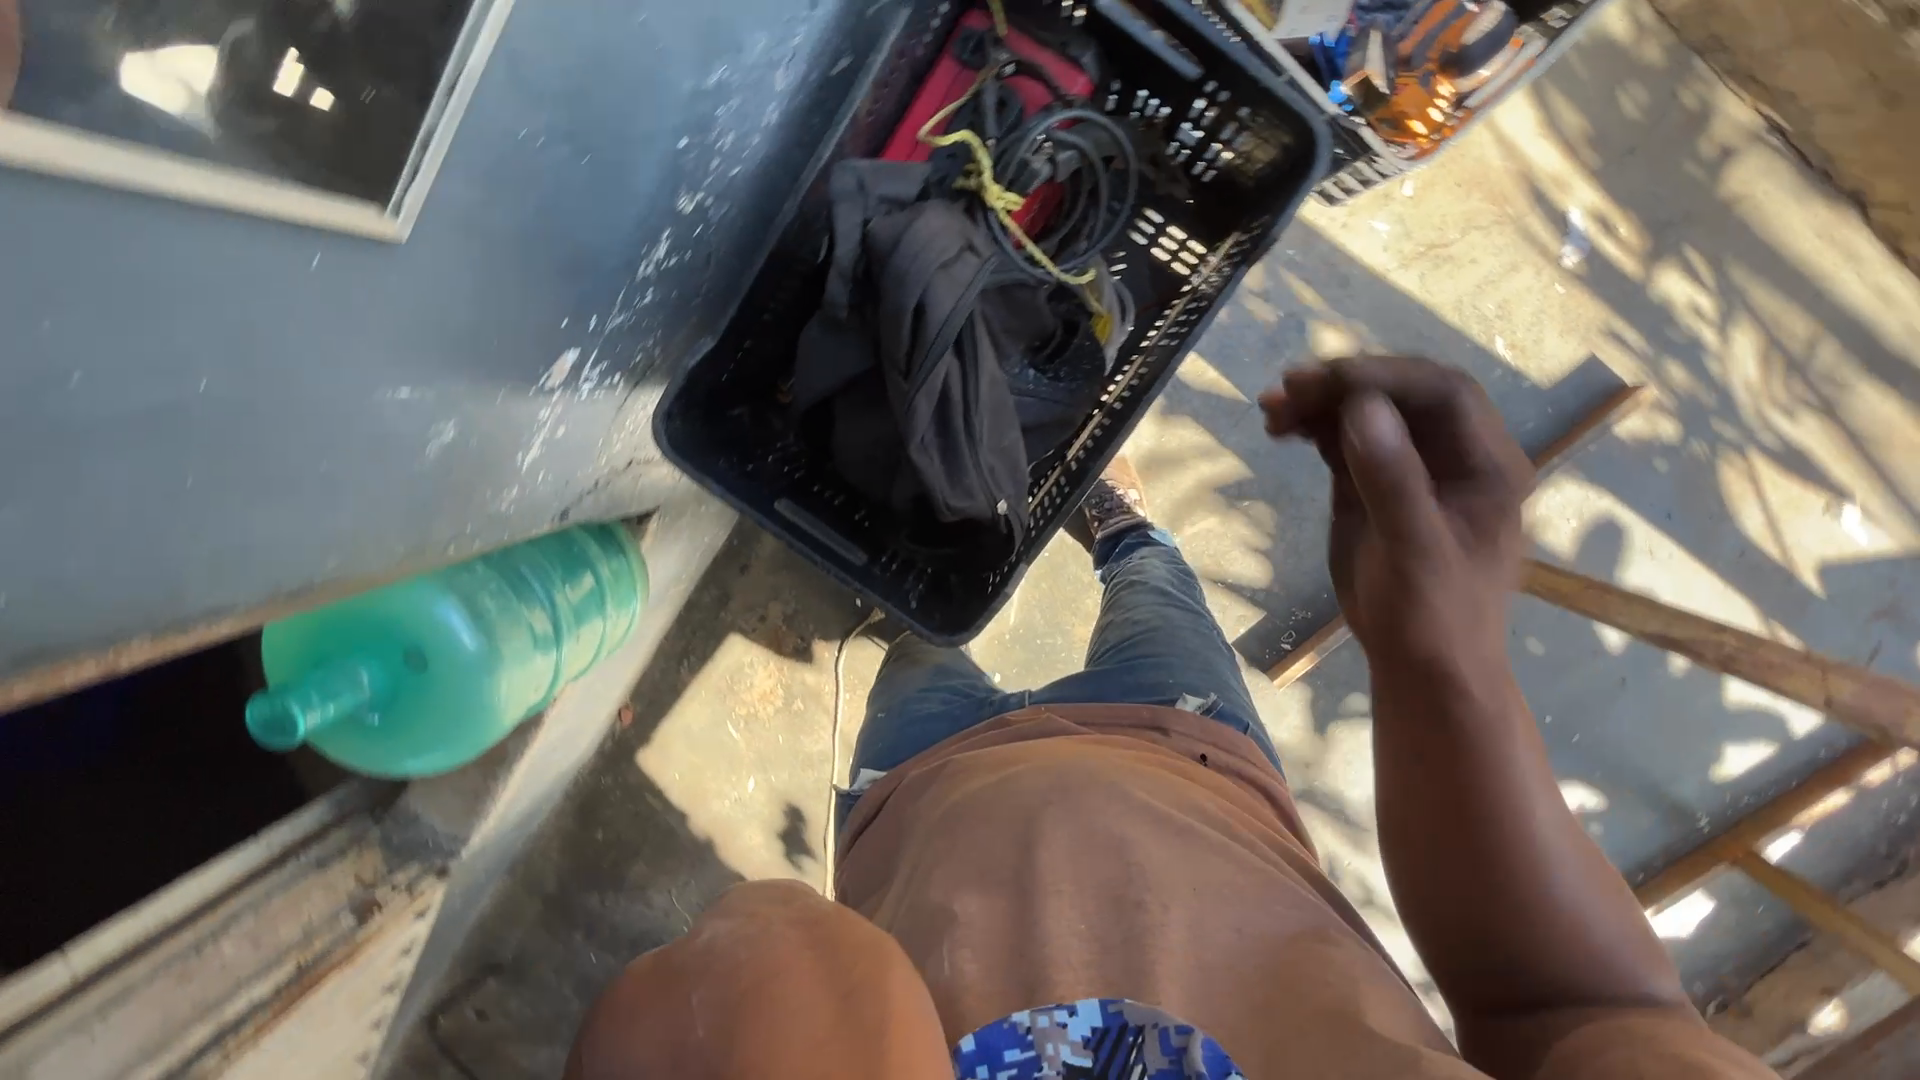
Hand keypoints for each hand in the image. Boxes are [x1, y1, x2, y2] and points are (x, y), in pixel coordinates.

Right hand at [1259, 357, 1532, 681]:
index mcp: (1484, 463)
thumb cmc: (1432, 614)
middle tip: (1285, 391)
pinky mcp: (1373, 487)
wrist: (1421, 665)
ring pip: (1368, 414)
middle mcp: (1451, 456)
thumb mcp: (1414, 549)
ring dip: (1320, 404)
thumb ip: (1392, 479)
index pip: (1441, 393)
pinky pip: (1346, 442)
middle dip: (1343, 386)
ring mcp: (1410, 470)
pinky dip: (1314, 429)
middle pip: (1400, 394)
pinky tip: (1283, 431)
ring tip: (1272, 411)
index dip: (1384, 376)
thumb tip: (1362, 408)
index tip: (1325, 382)